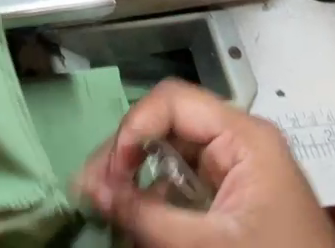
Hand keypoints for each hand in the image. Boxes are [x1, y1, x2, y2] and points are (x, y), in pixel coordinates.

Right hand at [77, 81, 334, 247]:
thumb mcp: (211, 243)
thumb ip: (149, 216)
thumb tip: (90, 190)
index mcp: (244, 137)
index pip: (173, 101)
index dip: (134, 127)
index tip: (112, 172)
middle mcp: (237, 143)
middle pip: (165, 127)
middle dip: (126, 156)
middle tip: (92, 191)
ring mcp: (235, 172)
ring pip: (168, 157)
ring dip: (134, 181)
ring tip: (104, 207)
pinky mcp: (232, 200)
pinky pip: (181, 186)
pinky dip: (154, 203)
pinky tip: (133, 222)